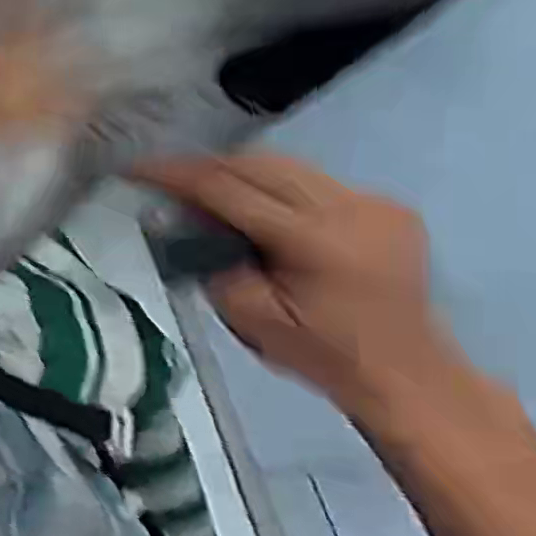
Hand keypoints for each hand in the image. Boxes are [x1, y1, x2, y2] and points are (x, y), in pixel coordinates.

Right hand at [135, 154, 463, 413]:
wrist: (403, 371)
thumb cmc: (314, 350)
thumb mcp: (242, 309)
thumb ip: (208, 257)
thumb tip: (180, 219)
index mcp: (316, 240)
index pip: (227, 188)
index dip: (174, 175)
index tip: (133, 170)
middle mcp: (352, 210)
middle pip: (257, 165)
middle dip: (200, 167)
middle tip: (155, 176)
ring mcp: (374, 204)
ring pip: (283, 164)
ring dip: (231, 171)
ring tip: (192, 185)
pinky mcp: (382, 206)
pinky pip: (308, 178)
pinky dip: (265, 182)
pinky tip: (242, 199)